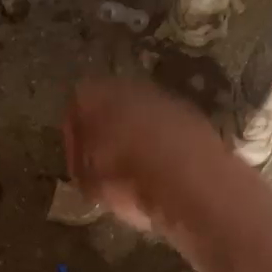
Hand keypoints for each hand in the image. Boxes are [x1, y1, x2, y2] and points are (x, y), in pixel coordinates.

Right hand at [64, 77, 225, 230]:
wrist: (196, 181)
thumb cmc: (131, 180)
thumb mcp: (93, 183)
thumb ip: (83, 168)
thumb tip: (87, 167)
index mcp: (100, 95)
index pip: (78, 102)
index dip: (75, 134)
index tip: (78, 162)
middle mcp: (132, 87)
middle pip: (112, 103)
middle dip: (108, 130)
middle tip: (106, 163)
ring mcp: (166, 98)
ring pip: (143, 113)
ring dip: (138, 135)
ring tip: (137, 170)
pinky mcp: (194, 115)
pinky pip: (169, 126)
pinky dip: (164, 143)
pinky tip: (165, 169)